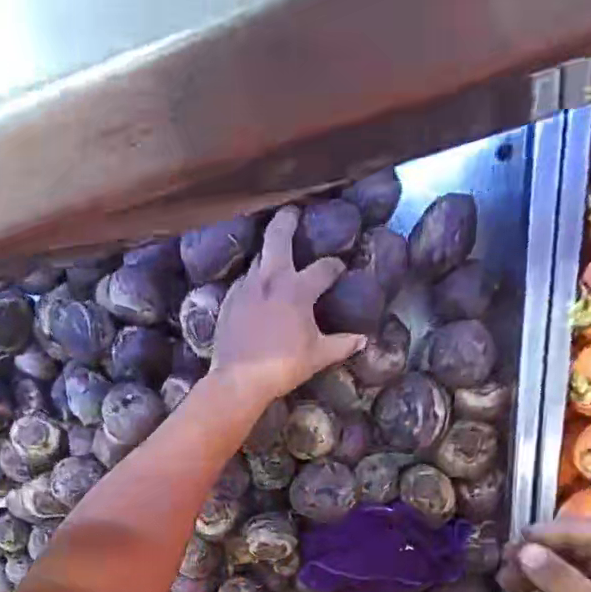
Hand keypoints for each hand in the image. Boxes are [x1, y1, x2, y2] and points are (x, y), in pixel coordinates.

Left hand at [206, 206, 366, 405]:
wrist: (239, 380)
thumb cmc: (283, 366)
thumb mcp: (318, 356)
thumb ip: (342, 344)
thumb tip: (362, 340)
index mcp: (297, 289)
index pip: (324, 268)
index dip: (334, 266)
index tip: (339, 267)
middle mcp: (270, 279)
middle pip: (278, 235)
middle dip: (288, 219)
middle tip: (293, 211)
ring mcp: (245, 287)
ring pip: (258, 257)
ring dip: (269, 251)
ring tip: (275, 251)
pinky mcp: (228, 301)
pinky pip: (243, 281)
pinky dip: (253, 279)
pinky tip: (256, 287)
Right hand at [500, 517, 590, 591]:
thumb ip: (558, 579)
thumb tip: (525, 549)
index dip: (556, 530)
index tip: (519, 540)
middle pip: (586, 546)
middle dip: (545, 549)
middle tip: (509, 560)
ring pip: (578, 566)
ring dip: (542, 568)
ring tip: (509, 581)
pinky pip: (577, 587)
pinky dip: (550, 587)